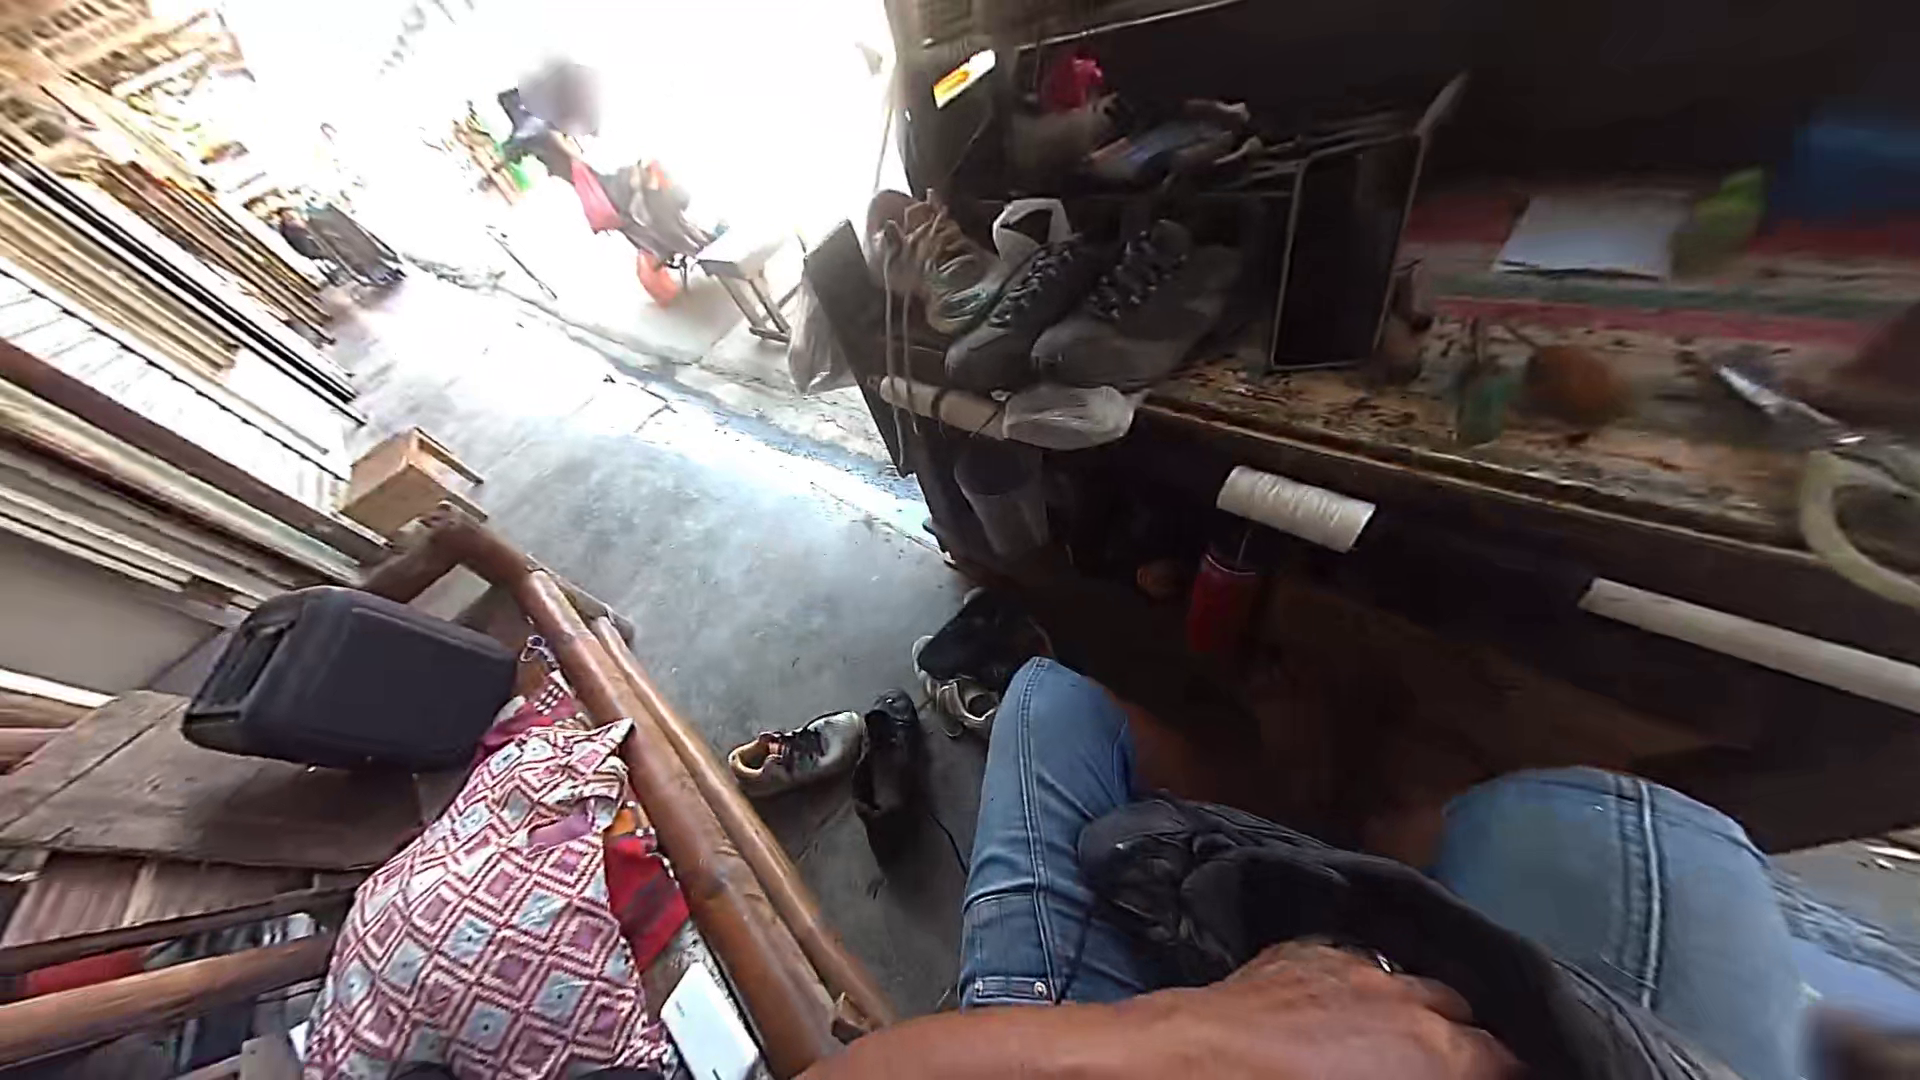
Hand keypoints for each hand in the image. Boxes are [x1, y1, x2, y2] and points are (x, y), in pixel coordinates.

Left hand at [1111, 942, 1519, 1079]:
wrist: (1217, 1058)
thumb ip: (1428, 1077)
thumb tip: (1439, 1068)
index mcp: (1439, 1048)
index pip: (1506, 1057)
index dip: (1507, 1071)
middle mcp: (1400, 991)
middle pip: (1456, 1005)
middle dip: (1462, 1031)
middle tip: (1449, 1060)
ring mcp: (1346, 959)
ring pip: (1403, 975)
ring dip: (1411, 999)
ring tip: (1401, 1026)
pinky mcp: (1300, 945)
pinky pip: (1349, 956)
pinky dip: (1360, 977)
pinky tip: (1345, 996)